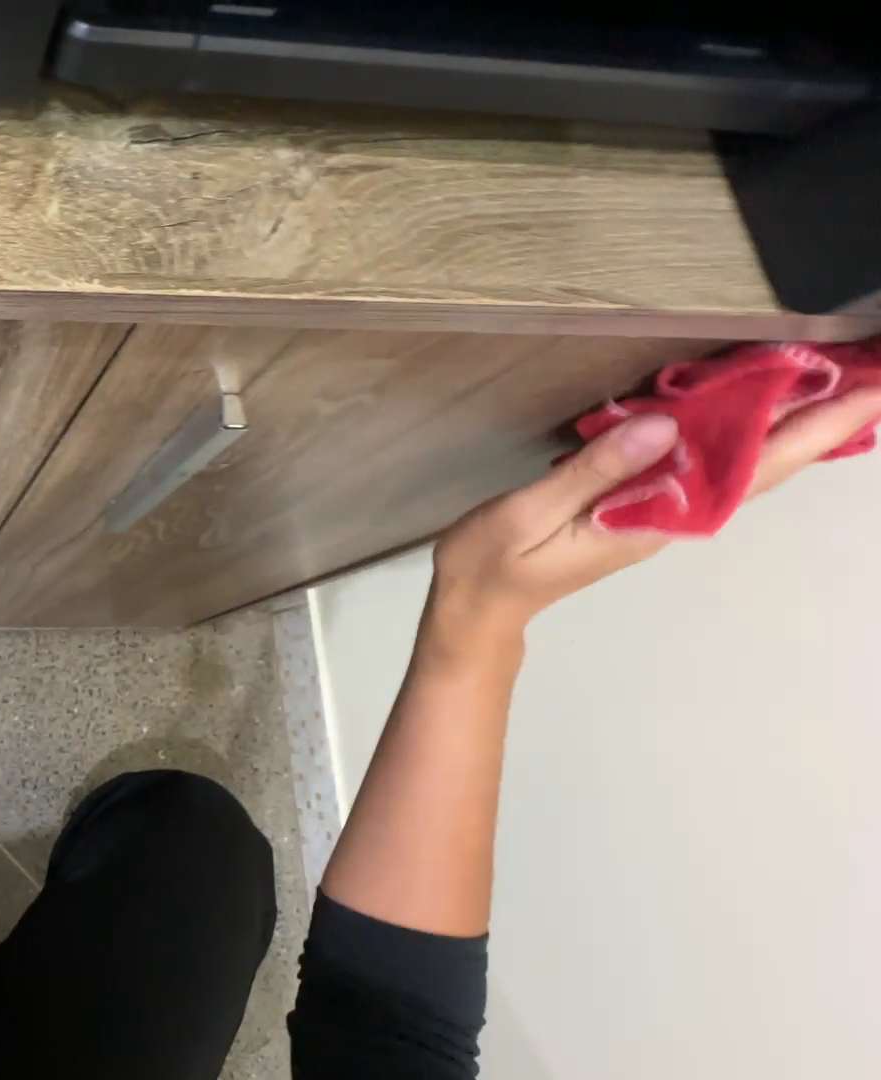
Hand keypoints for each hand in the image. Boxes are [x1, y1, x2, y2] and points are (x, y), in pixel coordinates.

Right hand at [429, 385, 880, 638]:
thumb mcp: (526, 514)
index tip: (866, 388)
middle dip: (818, 423)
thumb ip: (590, 473)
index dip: (807, 430)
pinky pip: (699, 474)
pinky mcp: (633, 514)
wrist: (474, 606)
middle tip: (870, 373)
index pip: (746, 471)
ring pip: (735, 472)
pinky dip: (732, 443)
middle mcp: (667, 520)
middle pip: (758, 470)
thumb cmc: (490, 562)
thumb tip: (664, 427)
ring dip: (784, 430)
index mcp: (648, 521)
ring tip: (828, 386)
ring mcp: (652, 518)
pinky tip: (741, 422)